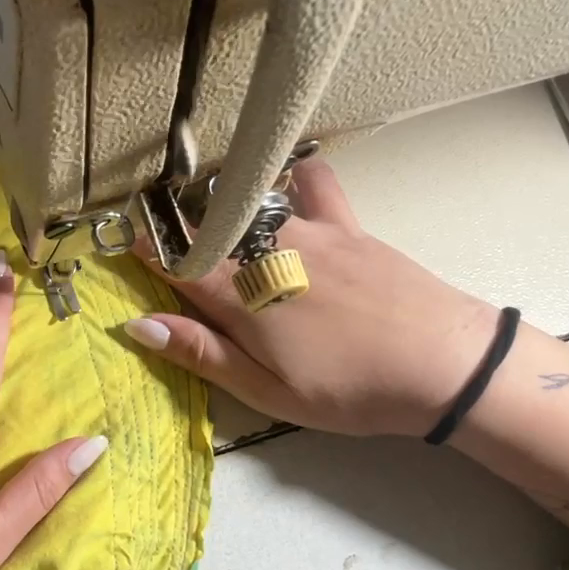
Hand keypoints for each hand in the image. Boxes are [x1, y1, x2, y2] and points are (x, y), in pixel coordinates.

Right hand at [127, 158, 497, 436]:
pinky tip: (285, 186)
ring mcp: (309, 232)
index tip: (123, 242)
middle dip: (177, 230)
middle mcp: (267, 252)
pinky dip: (292, 179)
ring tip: (212, 221)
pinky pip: (313, 184)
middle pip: (206, 227)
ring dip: (221, 210)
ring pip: (247, 204)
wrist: (445, 365)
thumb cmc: (348, 390)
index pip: (174, 261)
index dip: (143, 249)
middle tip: (167, 241)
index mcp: (240, 297)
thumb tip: (138, 324)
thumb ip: (202, 353)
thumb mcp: (267, 390)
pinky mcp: (348, 226)